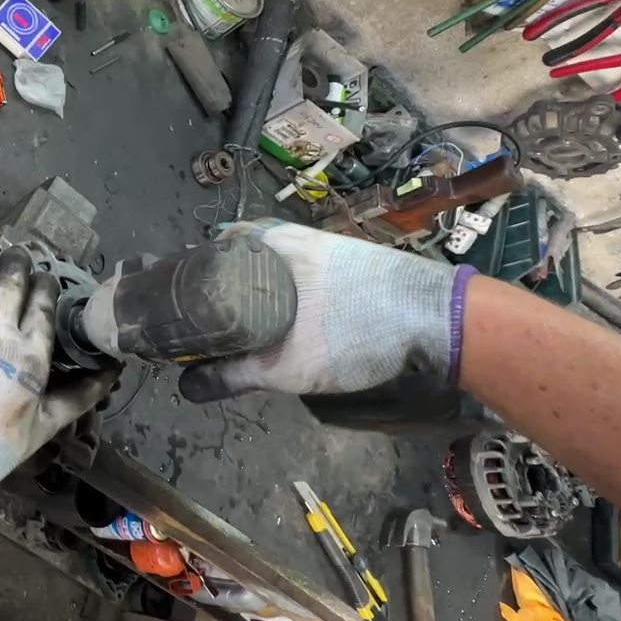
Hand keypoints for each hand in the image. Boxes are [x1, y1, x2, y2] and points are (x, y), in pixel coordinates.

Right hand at [179, 219, 473, 400]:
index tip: (178, 301)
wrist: (442, 321)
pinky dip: (281, 283)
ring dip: (252, 282)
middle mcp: (289, 234)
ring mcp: (321, 242)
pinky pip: (297, 265)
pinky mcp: (346, 255)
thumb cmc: (354, 333)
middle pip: (237, 251)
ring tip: (241, 318)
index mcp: (267, 244)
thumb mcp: (285, 365)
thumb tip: (186, 387)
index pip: (209, 247)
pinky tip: (286, 312)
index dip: (189, 274)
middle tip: (208, 316)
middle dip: (220, 281)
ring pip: (269, 258)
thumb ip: (232, 373)